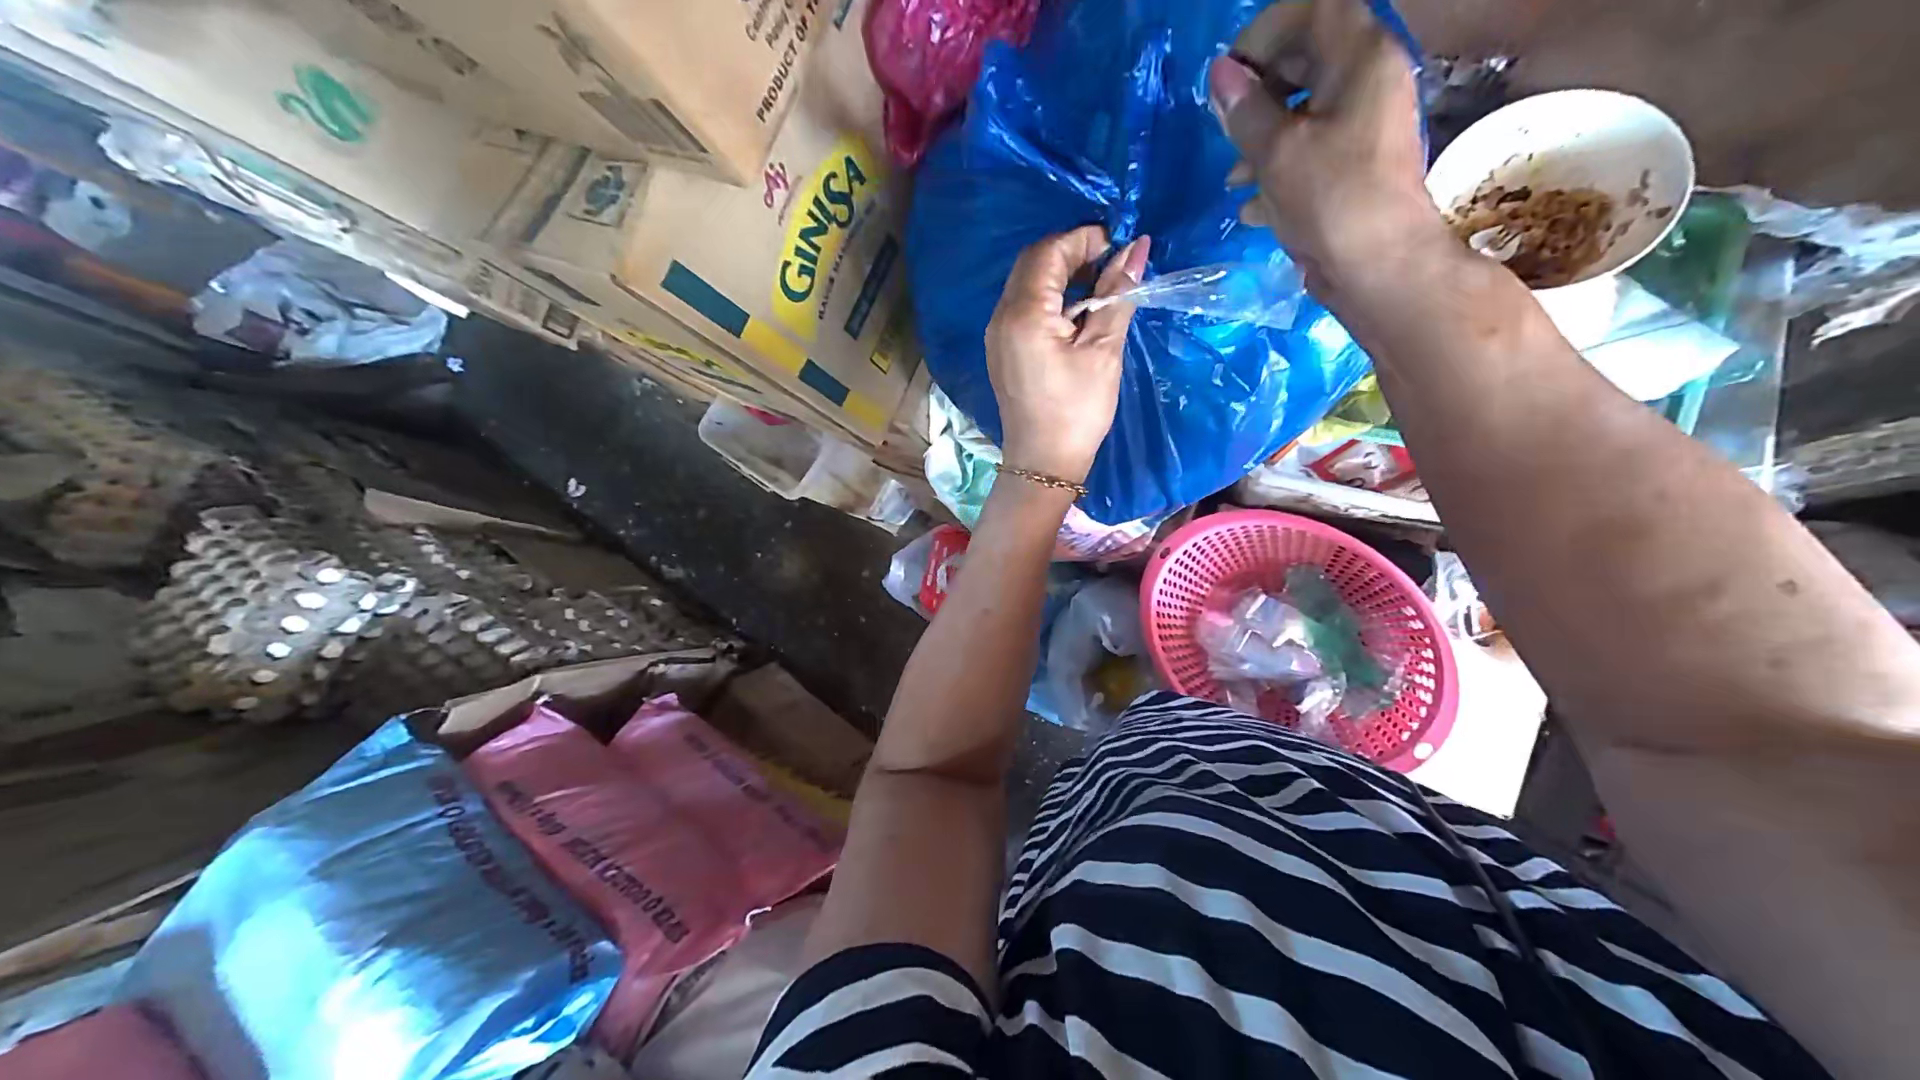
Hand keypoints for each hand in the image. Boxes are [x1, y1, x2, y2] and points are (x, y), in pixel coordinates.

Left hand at [985, 226, 1149, 483]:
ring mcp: (996, 334)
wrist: (1043, 462)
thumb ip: (1117, 295)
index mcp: (1024, 314)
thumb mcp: (1103, 350)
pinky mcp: (1001, 349)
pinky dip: (1049, 297)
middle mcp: (1001, 316)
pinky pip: (1022, 306)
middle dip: (1072, 252)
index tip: (1119, 245)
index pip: (1049, 252)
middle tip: (1111, 262)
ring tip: (1100, 285)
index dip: (1084, 239)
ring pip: (1026, 283)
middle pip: (1033, 262)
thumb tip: (1136, 249)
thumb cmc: (1077, 410)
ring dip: (1061, 274)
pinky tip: (1076, 311)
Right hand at [1208, 0, 1447, 286]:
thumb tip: (1220, 75)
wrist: (1377, 267)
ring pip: (1302, 110)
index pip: (1312, 10)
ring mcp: (1363, 125)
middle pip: (1304, 60)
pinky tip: (1252, 206)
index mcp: (1361, 59)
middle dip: (1257, 91)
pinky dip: (1278, 168)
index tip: (1228, 77)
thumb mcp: (1276, 153)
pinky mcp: (1353, 165)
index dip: (1262, 35)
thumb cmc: (1330, 200)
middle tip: (1225, 125)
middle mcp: (1369, 80)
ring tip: (1234, 178)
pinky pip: (1310, 148)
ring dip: (1261, 137)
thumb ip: (1245, 110)